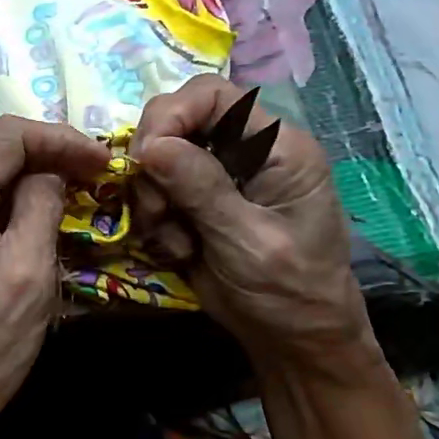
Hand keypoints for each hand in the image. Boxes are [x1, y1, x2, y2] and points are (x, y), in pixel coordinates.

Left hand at [0, 116, 110, 438]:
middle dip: (50, 154)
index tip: (104, 160)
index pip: (6, 137)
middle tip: (101, 174)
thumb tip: (55, 169)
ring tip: (85, 189)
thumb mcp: (28, 269)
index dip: (59, 138)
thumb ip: (42, 204)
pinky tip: (50, 210)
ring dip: (37, 176)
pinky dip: (18, 200)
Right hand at [131, 75, 370, 365]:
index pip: (212, 96)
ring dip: (150, 199)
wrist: (293, 343)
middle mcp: (244, 150)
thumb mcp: (248, 242)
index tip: (146, 157)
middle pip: (174, 121)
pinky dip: (151, 218)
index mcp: (277, 147)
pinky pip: (152, 190)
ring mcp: (216, 175)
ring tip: (173, 241)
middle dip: (153, 164)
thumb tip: (150, 145)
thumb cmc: (290, 292)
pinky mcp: (193, 201)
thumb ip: (202, 189)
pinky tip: (175, 248)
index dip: (171, 115)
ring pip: (154, 158)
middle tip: (155, 209)